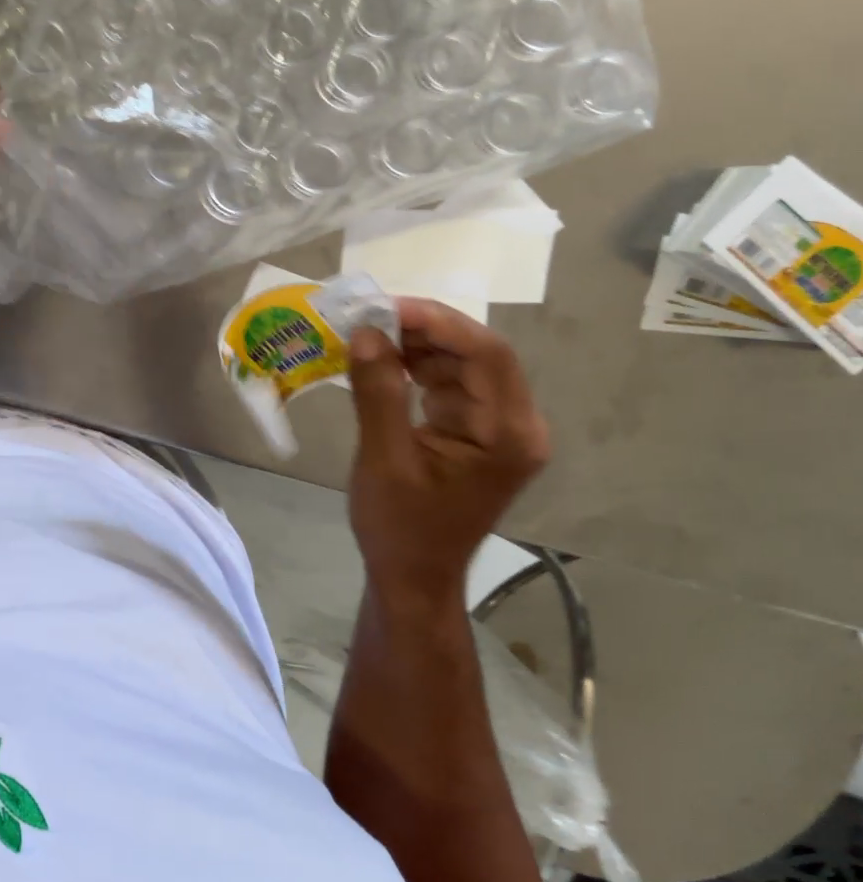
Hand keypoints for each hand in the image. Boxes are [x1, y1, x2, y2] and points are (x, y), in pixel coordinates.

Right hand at [345, 299, 550, 608]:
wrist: (412, 576)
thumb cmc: (399, 526)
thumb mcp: (383, 458)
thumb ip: (378, 393)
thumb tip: (365, 332)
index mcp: (507, 434)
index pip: (487, 355)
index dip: (438, 322)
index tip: (383, 306)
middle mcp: (516, 425)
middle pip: (480, 355)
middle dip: (425, 329)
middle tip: (366, 314)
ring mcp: (498, 430)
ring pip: (464, 366)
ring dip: (418, 346)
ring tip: (366, 333)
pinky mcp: (477, 435)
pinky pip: (451, 387)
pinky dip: (417, 369)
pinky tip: (382, 360)